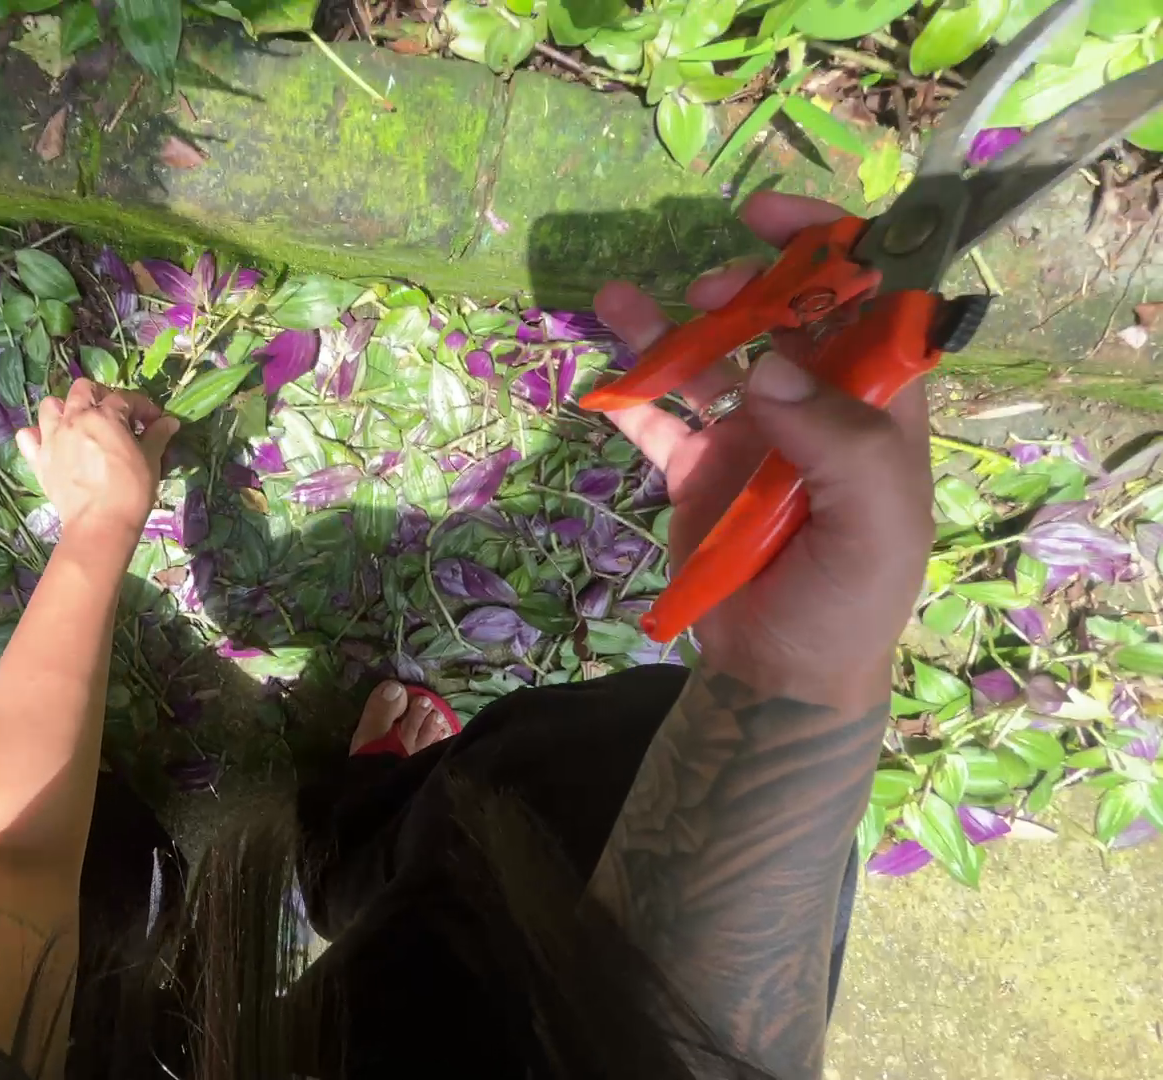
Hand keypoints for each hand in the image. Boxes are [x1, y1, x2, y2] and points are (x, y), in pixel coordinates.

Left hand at [16, 379, 179, 545]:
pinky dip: (37, 434)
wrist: (100, 525)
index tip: (153, 421)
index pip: (125, 398)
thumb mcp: (150, 461)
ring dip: (66, 408)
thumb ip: (157, 436)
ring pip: (51, 405)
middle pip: (83, 389)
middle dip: (102, 396)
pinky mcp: (38, 459)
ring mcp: (52, 437)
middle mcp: (73, 419)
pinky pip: (27, 435)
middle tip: (116, 416)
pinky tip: (51, 442)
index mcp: (104, 416)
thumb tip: (169, 421)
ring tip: (80, 423)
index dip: (143, 407)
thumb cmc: (131, 492)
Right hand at [594, 192, 932, 708]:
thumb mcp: (871, 522)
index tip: (770, 221)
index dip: (833, 249)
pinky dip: (628, 401)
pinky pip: (656, 424)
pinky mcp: (693, 472)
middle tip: (704, 291)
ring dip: (663, 330)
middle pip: (776, 323)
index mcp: (872, 406)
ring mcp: (744, 440)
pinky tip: (599, 383)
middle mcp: (807, 410)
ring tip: (617, 299)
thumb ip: (837, 441)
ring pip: (704, 366)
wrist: (778, 661)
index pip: (867, 304)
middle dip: (743, 291)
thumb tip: (767, 366)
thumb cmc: (846, 594)